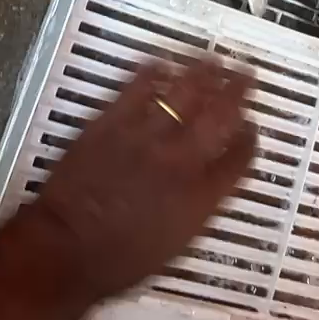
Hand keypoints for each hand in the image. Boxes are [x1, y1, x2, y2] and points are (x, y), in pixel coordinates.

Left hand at [23, 57, 256, 300]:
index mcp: (201, 198)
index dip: (248, 141)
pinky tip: (163, 62)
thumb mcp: (175, 244)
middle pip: (220, 117)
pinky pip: (139, 88)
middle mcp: (181, 161)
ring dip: (204, 74)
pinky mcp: (114, 121)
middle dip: (237, 93)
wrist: (67, 248)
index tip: (252, 127)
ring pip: (185, 94)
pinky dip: (154, 72)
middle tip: (246, 74)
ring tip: (214, 59)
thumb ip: (198, 208)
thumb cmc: (119, 260)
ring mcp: (147, 136)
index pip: (238, 161)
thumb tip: (208, 185)